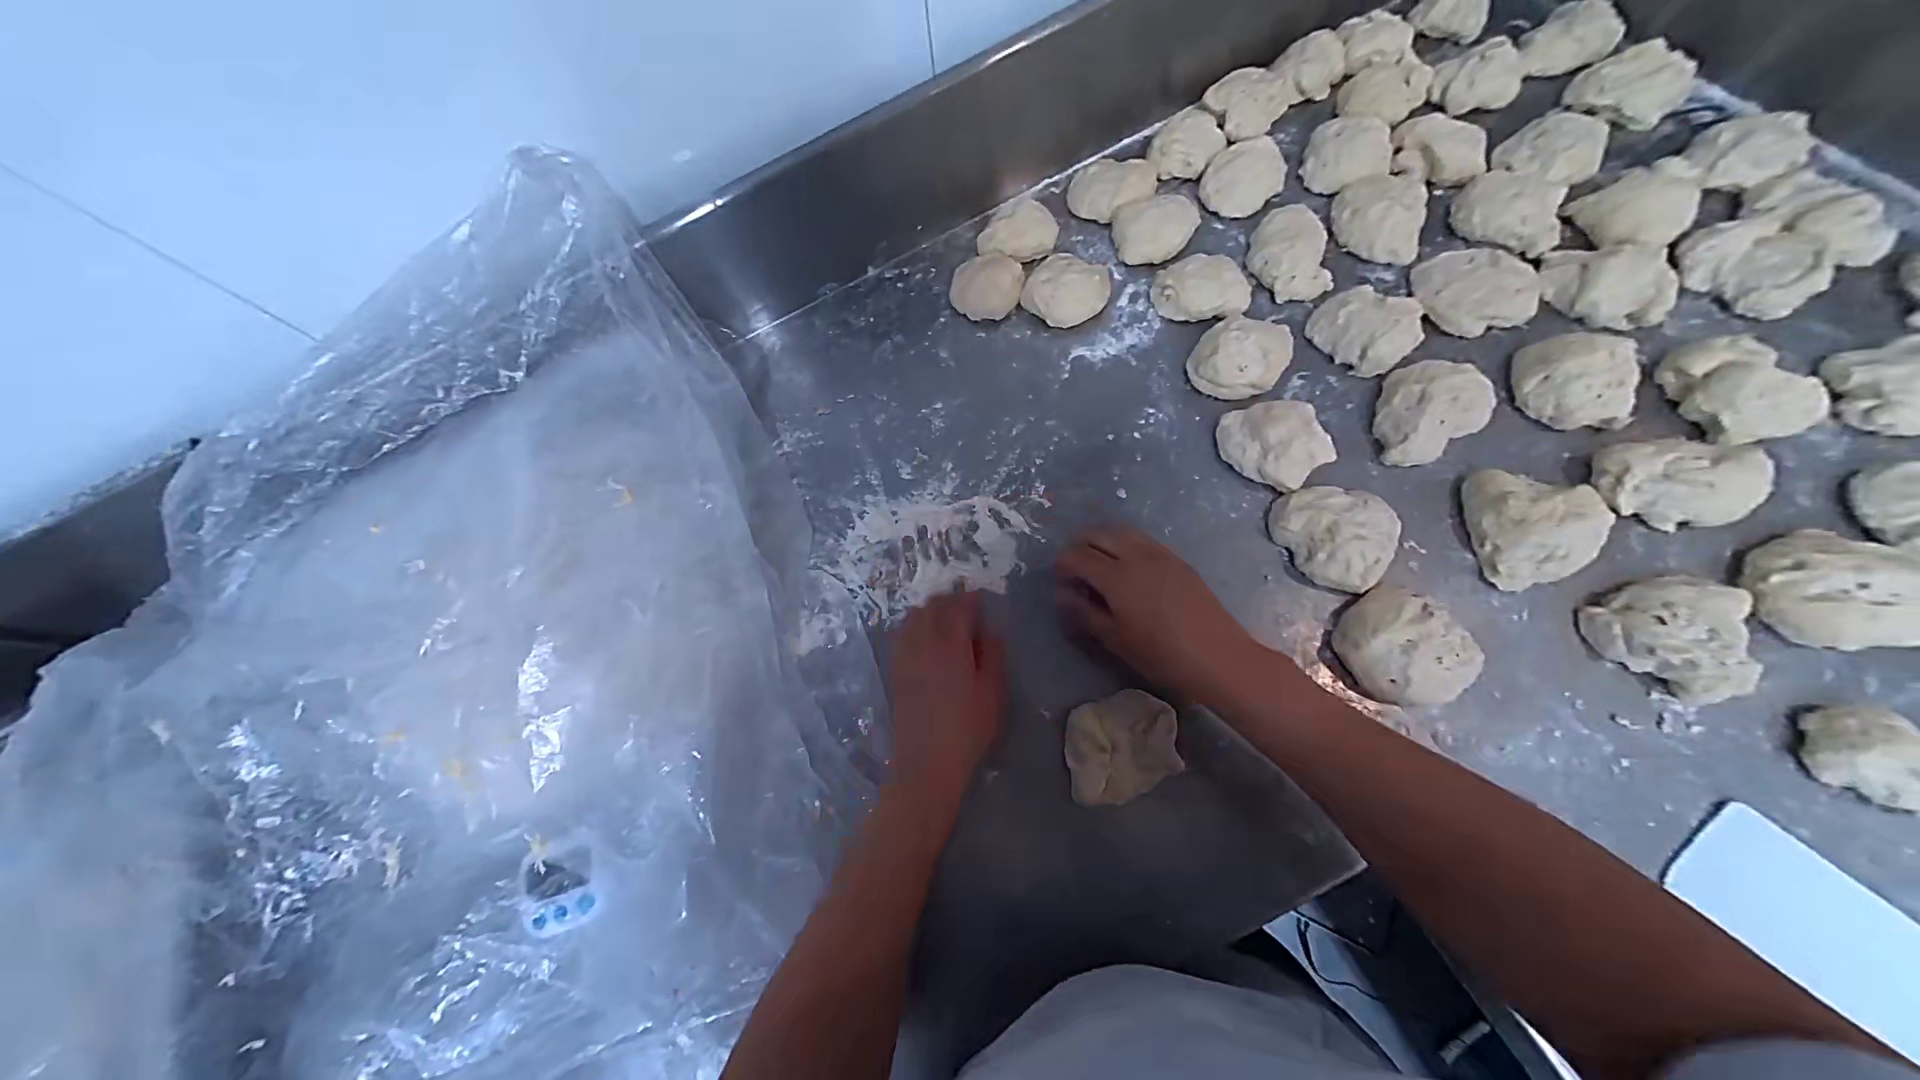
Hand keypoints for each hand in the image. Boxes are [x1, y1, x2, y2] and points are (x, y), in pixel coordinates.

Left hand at [886, 590, 1005, 806]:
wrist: (926, 761)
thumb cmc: (968, 728)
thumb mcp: (993, 692)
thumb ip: (993, 655)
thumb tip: (990, 630)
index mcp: (951, 644)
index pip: (959, 607)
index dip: (971, 599)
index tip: (982, 600)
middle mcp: (923, 642)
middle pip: (933, 606)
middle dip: (950, 600)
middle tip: (966, 608)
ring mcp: (905, 655)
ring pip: (914, 617)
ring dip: (931, 610)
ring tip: (947, 620)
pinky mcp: (895, 669)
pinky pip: (903, 634)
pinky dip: (915, 626)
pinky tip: (926, 638)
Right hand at [1057, 526, 1276, 703]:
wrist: (1217, 656)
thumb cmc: (1160, 654)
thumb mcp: (1115, 639)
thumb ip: (1085, 613)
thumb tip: (1065, 594)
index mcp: (1116, 576)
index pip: (1077, 556)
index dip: (1063, 565)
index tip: (1060, 580)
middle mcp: (1136, 556)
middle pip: (1098, 534)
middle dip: (1080, 546)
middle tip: (1075, 569)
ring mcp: (1160, 554)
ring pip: (1122, 531)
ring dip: (1104, 540)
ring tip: (1099, 563)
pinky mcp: (1178, 560)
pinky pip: (1143, 540)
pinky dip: (1126, 544)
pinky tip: (1128, 567)